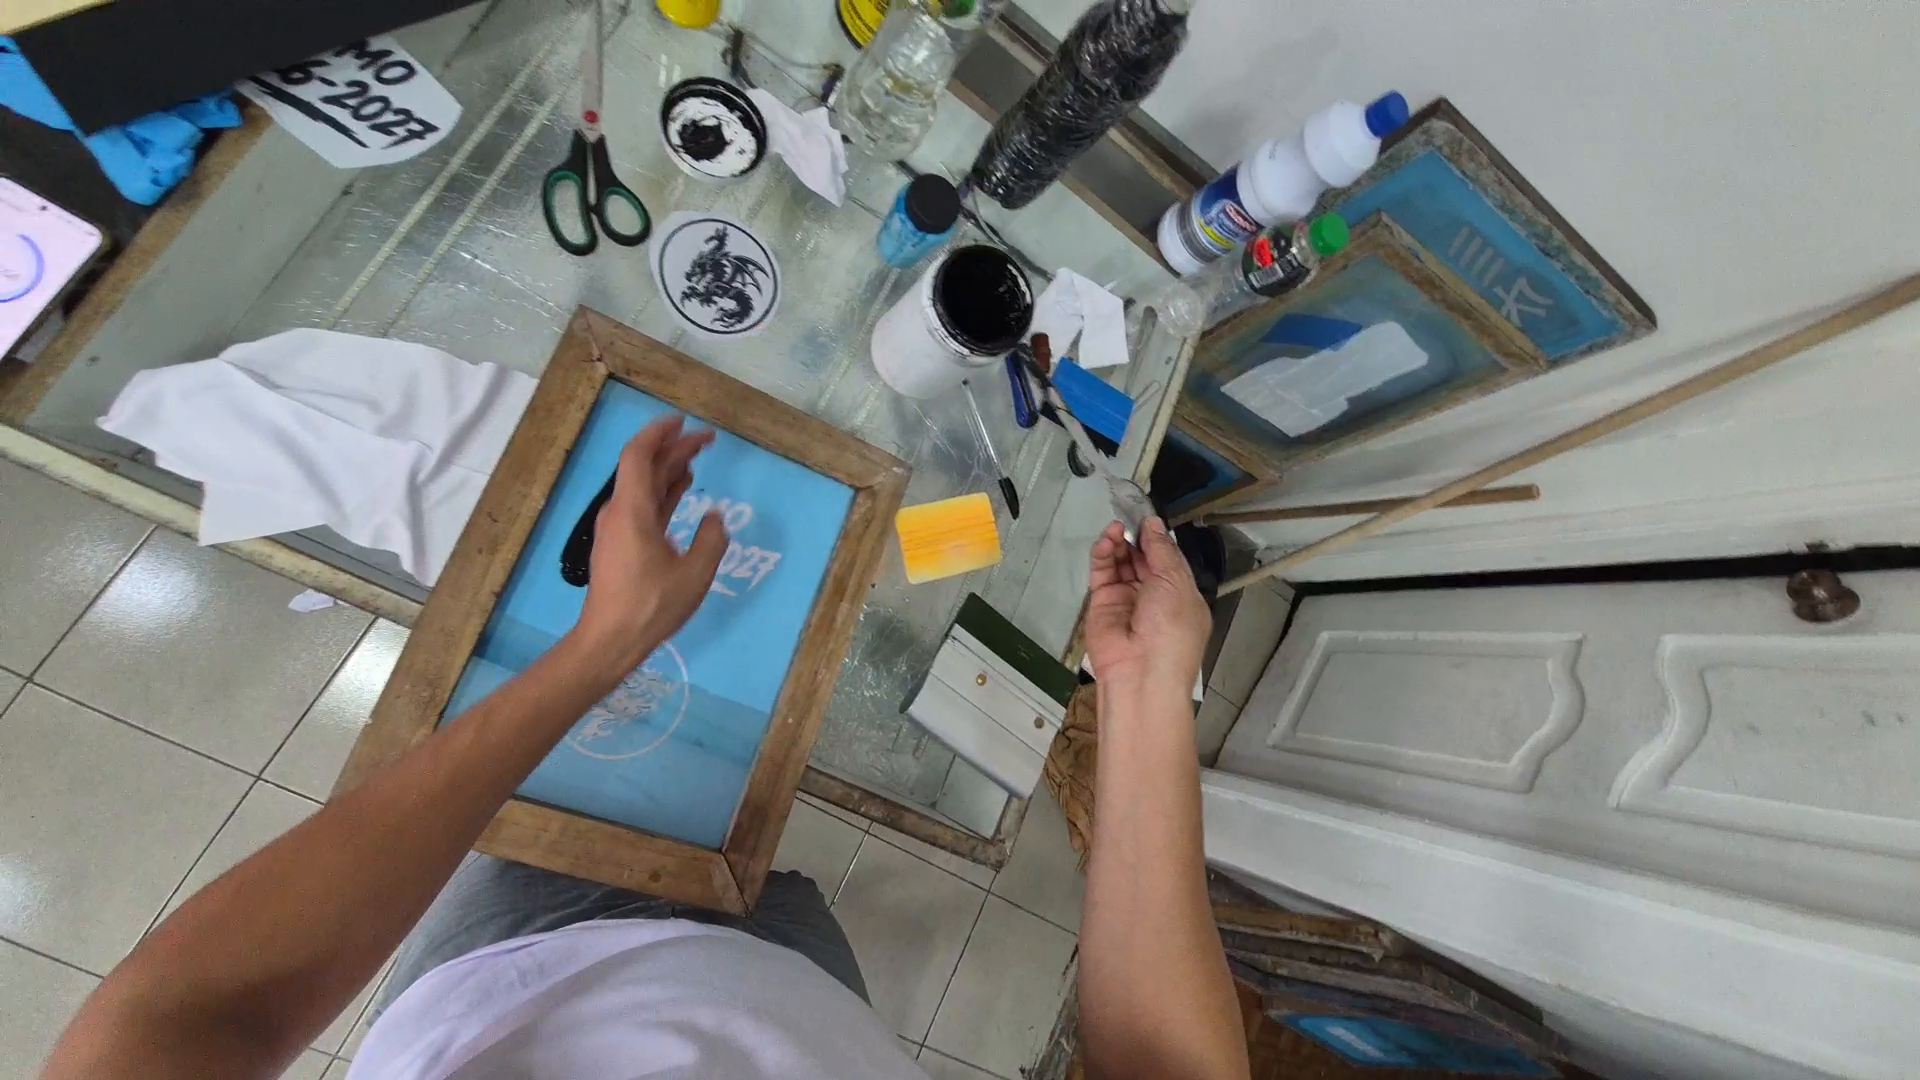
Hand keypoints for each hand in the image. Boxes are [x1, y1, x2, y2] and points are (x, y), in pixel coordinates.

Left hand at [566, 415, 728, 679]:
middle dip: (673, 448)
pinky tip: (683, 488)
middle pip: (643, 467)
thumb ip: (712, 539)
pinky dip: (663, 491)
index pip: (639, 456)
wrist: (611, 640)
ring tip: (698, 458)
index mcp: (633, 511)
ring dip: (669, 469)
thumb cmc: (652, 605)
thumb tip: (715, 517)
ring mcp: (618, 528)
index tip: (683, 421)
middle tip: (706, 439)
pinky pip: (644, 505)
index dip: (659, 434)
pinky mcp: (622, 543)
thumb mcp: (695, 574)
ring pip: (644, 486)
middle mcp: (620, 512)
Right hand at [1084, 517, 1209, 695]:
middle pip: (1142, 557)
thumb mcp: (1176, 584)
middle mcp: (1153, 595)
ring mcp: (1126, 598)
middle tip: (1128, 516)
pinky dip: (1103, 554)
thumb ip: (1162, 551)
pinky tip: (1106, 540)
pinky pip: (1102, 572)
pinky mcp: (1102, 601)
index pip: (1168, 558)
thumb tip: (1153, 524)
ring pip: (1120, 561)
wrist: (1141, 672)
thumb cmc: (1171, 629)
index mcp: (1180, 593)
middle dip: (1136, 536)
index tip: (1148, 515)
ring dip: (1119, 542)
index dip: (1158, 537)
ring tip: (1115, 527)